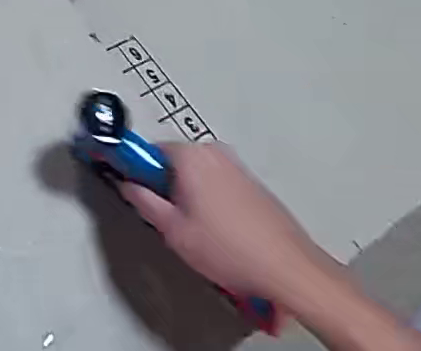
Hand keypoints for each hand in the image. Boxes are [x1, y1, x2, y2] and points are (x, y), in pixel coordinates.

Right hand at [118, 143, 329, 304]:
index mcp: (189, 155)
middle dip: (166, 184)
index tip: (133, 185)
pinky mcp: (253, 183)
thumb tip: (128, 185)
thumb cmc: (232, 250)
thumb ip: (142, 200)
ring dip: (190, 192)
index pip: (146, 149)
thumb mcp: (173, 230)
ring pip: (196, 172)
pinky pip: (218, 181)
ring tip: (198, 228)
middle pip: (172, 160)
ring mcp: (236, 166)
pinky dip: (212, 198)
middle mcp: (213, 151)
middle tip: (169, 216)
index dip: (137, 170)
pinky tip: (220, 230)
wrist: (292, 272)